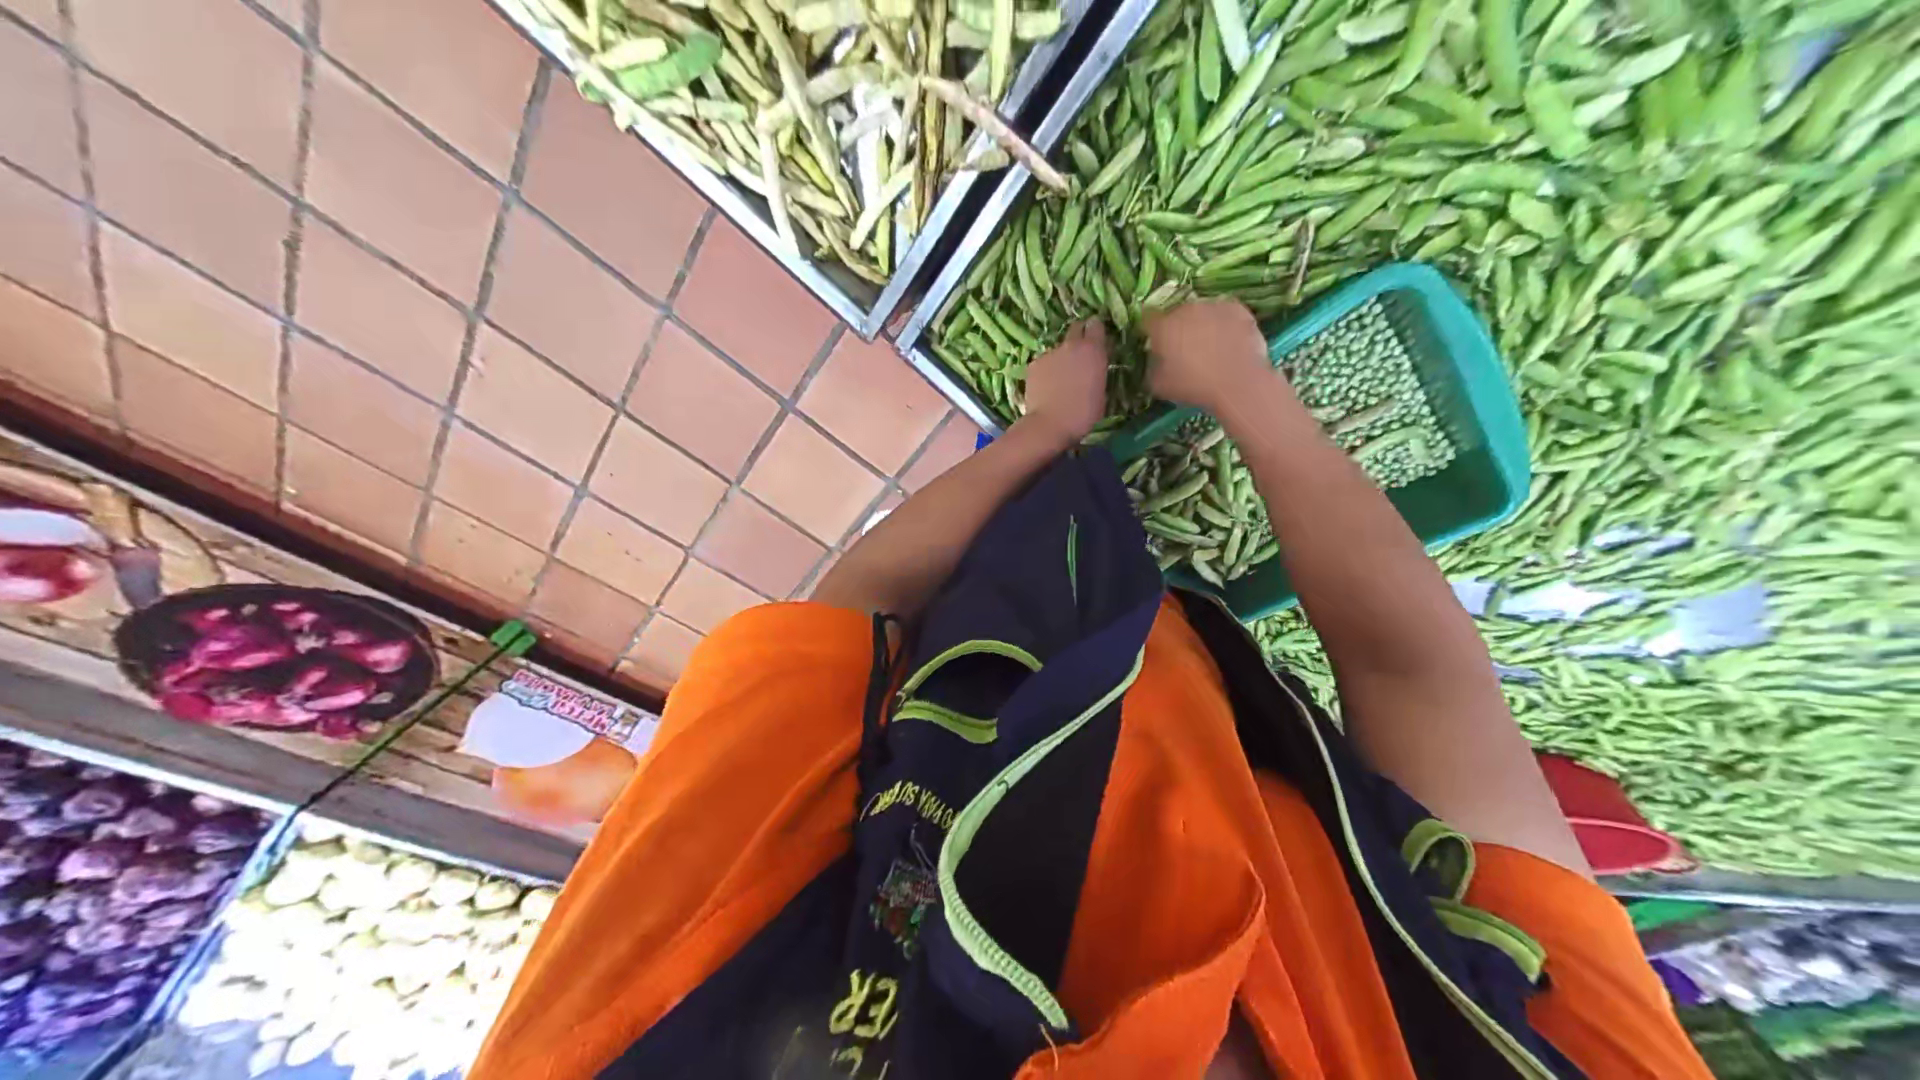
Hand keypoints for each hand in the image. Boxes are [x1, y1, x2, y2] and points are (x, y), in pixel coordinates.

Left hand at [1019, 319, 1107, 444]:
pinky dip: (1046, 370)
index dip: (1096, 330)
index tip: (1096, 339)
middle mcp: (1071, 345)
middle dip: (1079, 336)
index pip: (1096, 325)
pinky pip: (1044, 362)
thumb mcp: (1100, 392)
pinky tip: (1046, 386)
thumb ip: (1096, 372)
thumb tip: (1092, 368)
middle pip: (1075, 328)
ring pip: (1058, 349)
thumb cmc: (1083, 413)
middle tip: (1079, 354)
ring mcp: (1049, 353)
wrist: (1049, 424)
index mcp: (1093, 350)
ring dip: (1061, 357)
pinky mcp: (1033, 364)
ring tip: (1059, 378)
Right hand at [1144, 299, 1283, 415]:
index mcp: (1163, 326)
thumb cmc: (1193, 386)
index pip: (1148, 319)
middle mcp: (1186, 309)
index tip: (1155, 342)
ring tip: (1210, 346)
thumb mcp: (1158, 385)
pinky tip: (1228, 342)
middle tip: (1185, 348)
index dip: (1151, 330)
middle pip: (1177, 314)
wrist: (1237, 383)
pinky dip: (1224, 324)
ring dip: (1202, 325)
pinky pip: (1225, 314)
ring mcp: (1214, 306)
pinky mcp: (1238, 309)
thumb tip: (1156, 360)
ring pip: (1202, 313)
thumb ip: (1153, 367)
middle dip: (1178, 328)